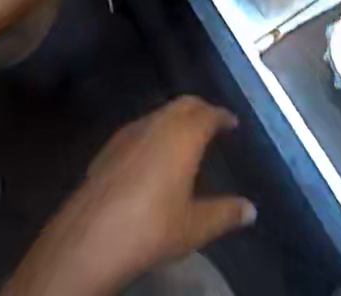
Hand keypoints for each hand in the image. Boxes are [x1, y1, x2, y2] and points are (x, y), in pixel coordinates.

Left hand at [3, 97, 254, 295]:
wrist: (90, 236)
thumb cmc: (150, 228)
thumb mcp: (194, 226)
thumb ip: (225, 213)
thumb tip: (251, 209)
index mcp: (183, 135)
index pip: (209, 113)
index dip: (222, 116)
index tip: (232, 122)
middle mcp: (158, 123)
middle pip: (184, 104)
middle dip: (201, 108)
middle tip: (213, 122)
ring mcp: (130, 131)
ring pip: (160, 113)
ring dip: (177, 118)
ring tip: (187, 137)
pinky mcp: (110, 145)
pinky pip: (142, 126)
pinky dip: (156, 130)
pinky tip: (154, 154)